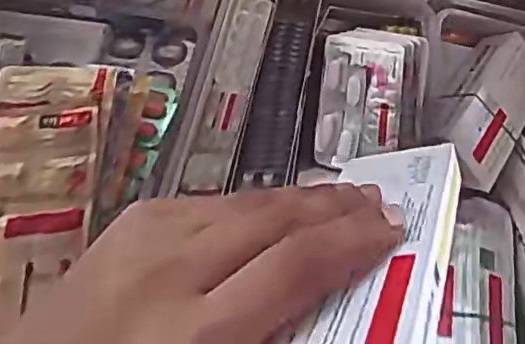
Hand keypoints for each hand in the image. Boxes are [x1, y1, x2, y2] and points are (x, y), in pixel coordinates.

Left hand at [0, 184, 400, 343]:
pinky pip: (213, 200)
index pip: (296, 267)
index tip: (391, 231)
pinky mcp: (133, 218)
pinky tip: (276, 204)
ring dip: (303, 197)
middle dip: (338, 206)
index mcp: (189, 332)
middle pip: (279, 217)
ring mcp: (148, 234)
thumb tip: (317, 303)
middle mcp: (171, 269)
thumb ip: (262, 337)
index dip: (352, 243)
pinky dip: (256, 201)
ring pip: (251, 199)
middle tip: (379, 202)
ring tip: (341, 195)